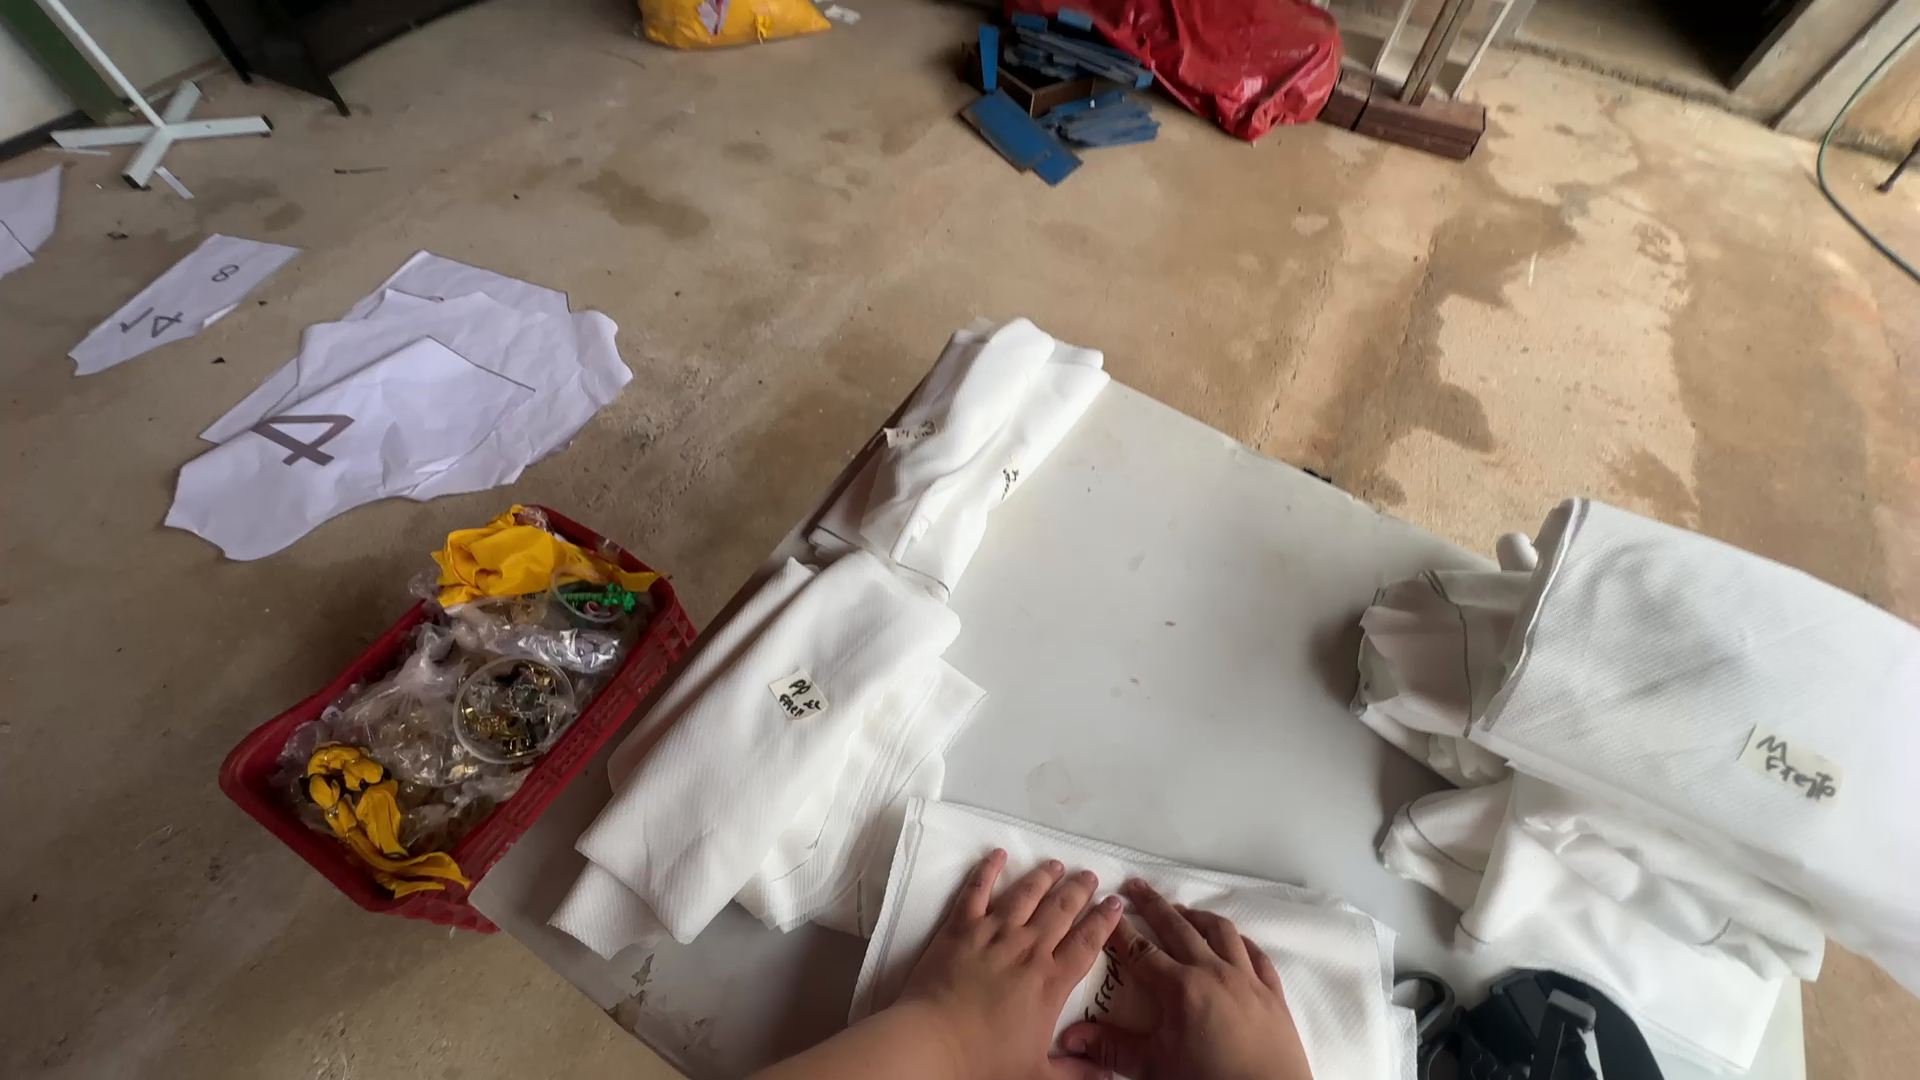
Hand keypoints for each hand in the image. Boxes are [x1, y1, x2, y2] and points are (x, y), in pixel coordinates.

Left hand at [895, 849, 1125, 1079]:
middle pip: (1061, 910)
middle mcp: (1028, 949)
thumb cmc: (985, 1063)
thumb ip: (1076, 1073)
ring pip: (1026, 894)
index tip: (1115, 903)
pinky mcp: (963, 925)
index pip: (1086, 944)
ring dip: (1043, 876)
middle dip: (1079, 890)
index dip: (1103, 921)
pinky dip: (989, 868)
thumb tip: (1108, 1077)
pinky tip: (999, 854)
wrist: (935, 1044)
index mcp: (1050, 982)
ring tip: (1056, 864)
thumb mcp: (1039, 1076)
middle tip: (1089, 874)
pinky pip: (977, 888)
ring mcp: (994, 932)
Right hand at [1058, 880, 1314, 1079]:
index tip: (1107, 909)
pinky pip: (1257, 956)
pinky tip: (1234, 941)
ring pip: (1221, 932)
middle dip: (1154, 904)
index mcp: (1181, 987)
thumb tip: (1071, 1038)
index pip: (1141, 950)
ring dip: (1198, 917)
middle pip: (1178, 927)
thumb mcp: (1156, 1069)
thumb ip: (1113, 1048)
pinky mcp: (1273, 994)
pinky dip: (1242, 943)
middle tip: (1137, 885)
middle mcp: (1214, 972)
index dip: (1121, 930)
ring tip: (1183, 910)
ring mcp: (1247, 980)